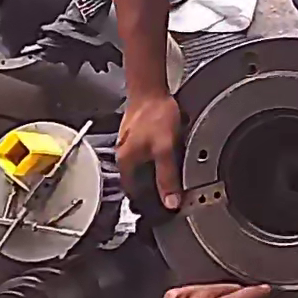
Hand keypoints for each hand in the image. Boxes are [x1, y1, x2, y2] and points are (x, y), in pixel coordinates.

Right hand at [119, 91, 183, 209]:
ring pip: (145, 168)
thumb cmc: (155, 113)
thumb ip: (167, 176)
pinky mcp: (139, 136)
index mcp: (126, 162)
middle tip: (172, 195)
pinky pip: (148, 156)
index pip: (136, 194)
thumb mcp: (165, 149)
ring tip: (172, 177)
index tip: (165, 210)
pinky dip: (158, 161)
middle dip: (155, 190)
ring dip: (157, 175)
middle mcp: (125, 155)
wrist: (152, 88)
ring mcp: (131, 145)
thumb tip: (170, 202)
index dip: (151, 204)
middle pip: (140, 182)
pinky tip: (168, 157)